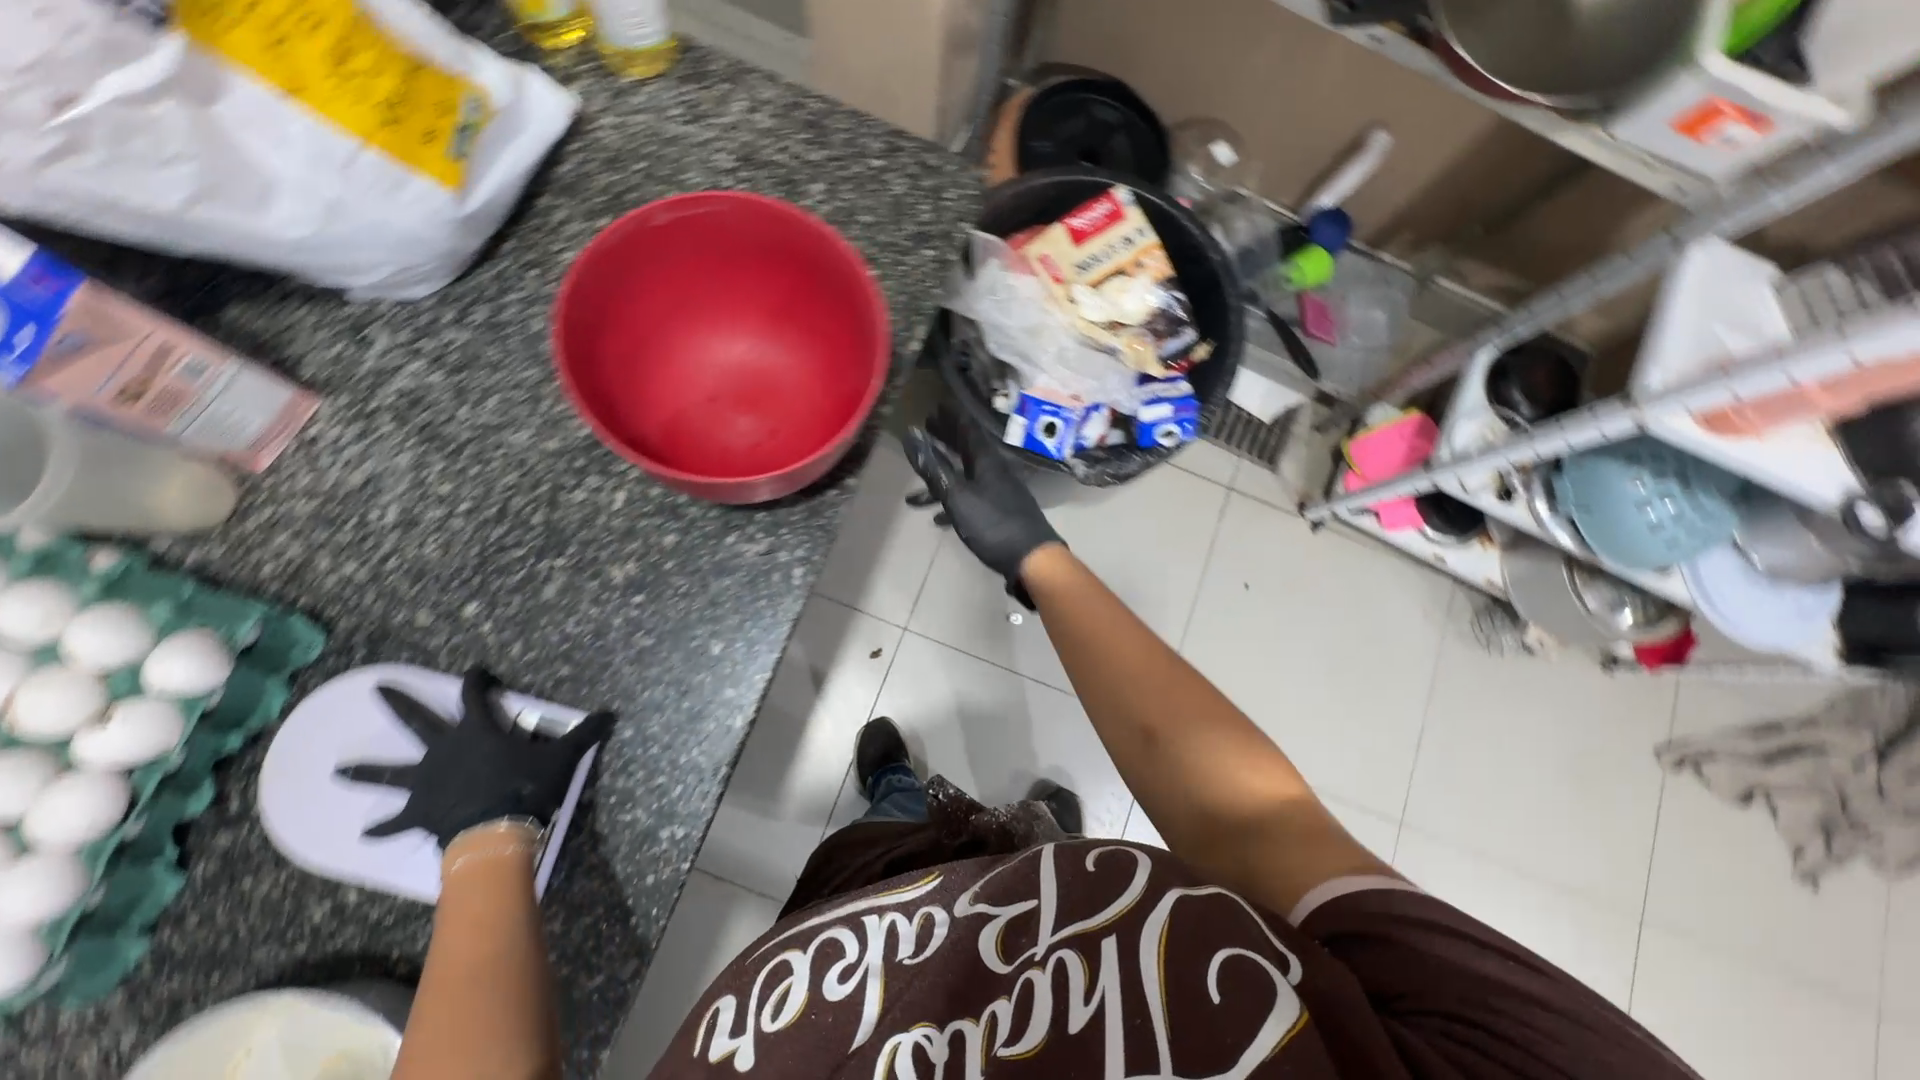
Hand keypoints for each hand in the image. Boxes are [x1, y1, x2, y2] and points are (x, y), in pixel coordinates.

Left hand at [336, 668, 615, 848]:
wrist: (497, 828)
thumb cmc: (528, 786)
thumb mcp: (563, 757)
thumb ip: (584, 735)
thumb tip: (612, 715)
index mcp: (478, 731)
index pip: (476, 695)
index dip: (477, 680)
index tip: (476, 670)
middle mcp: (445, 749)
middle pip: (417, 722)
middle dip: (398, 704)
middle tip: (376, 689)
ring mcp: (427, 781)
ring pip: (390, 773)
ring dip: (365, 771)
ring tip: (337, 771)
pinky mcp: (419, 811)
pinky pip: (397, 822)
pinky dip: (383, 828)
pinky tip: (364, 835)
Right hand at [903, 412, 1063, 599]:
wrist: (1032, 559)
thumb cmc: (993, 524)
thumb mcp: (958, 496)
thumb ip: (934, 468)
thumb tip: (910, 435)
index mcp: (986, 462)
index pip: (968, 429)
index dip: (951, 418)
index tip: (934, 407)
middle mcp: (995, 472)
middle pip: (967, 450)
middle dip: (947, 440)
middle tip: (928, 430)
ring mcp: (1000, 493)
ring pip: (966, 477)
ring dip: (944, 478)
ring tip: (916, 489)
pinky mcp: (1001, 514)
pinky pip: (971, 500)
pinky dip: (953, 503)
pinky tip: (937, 518)